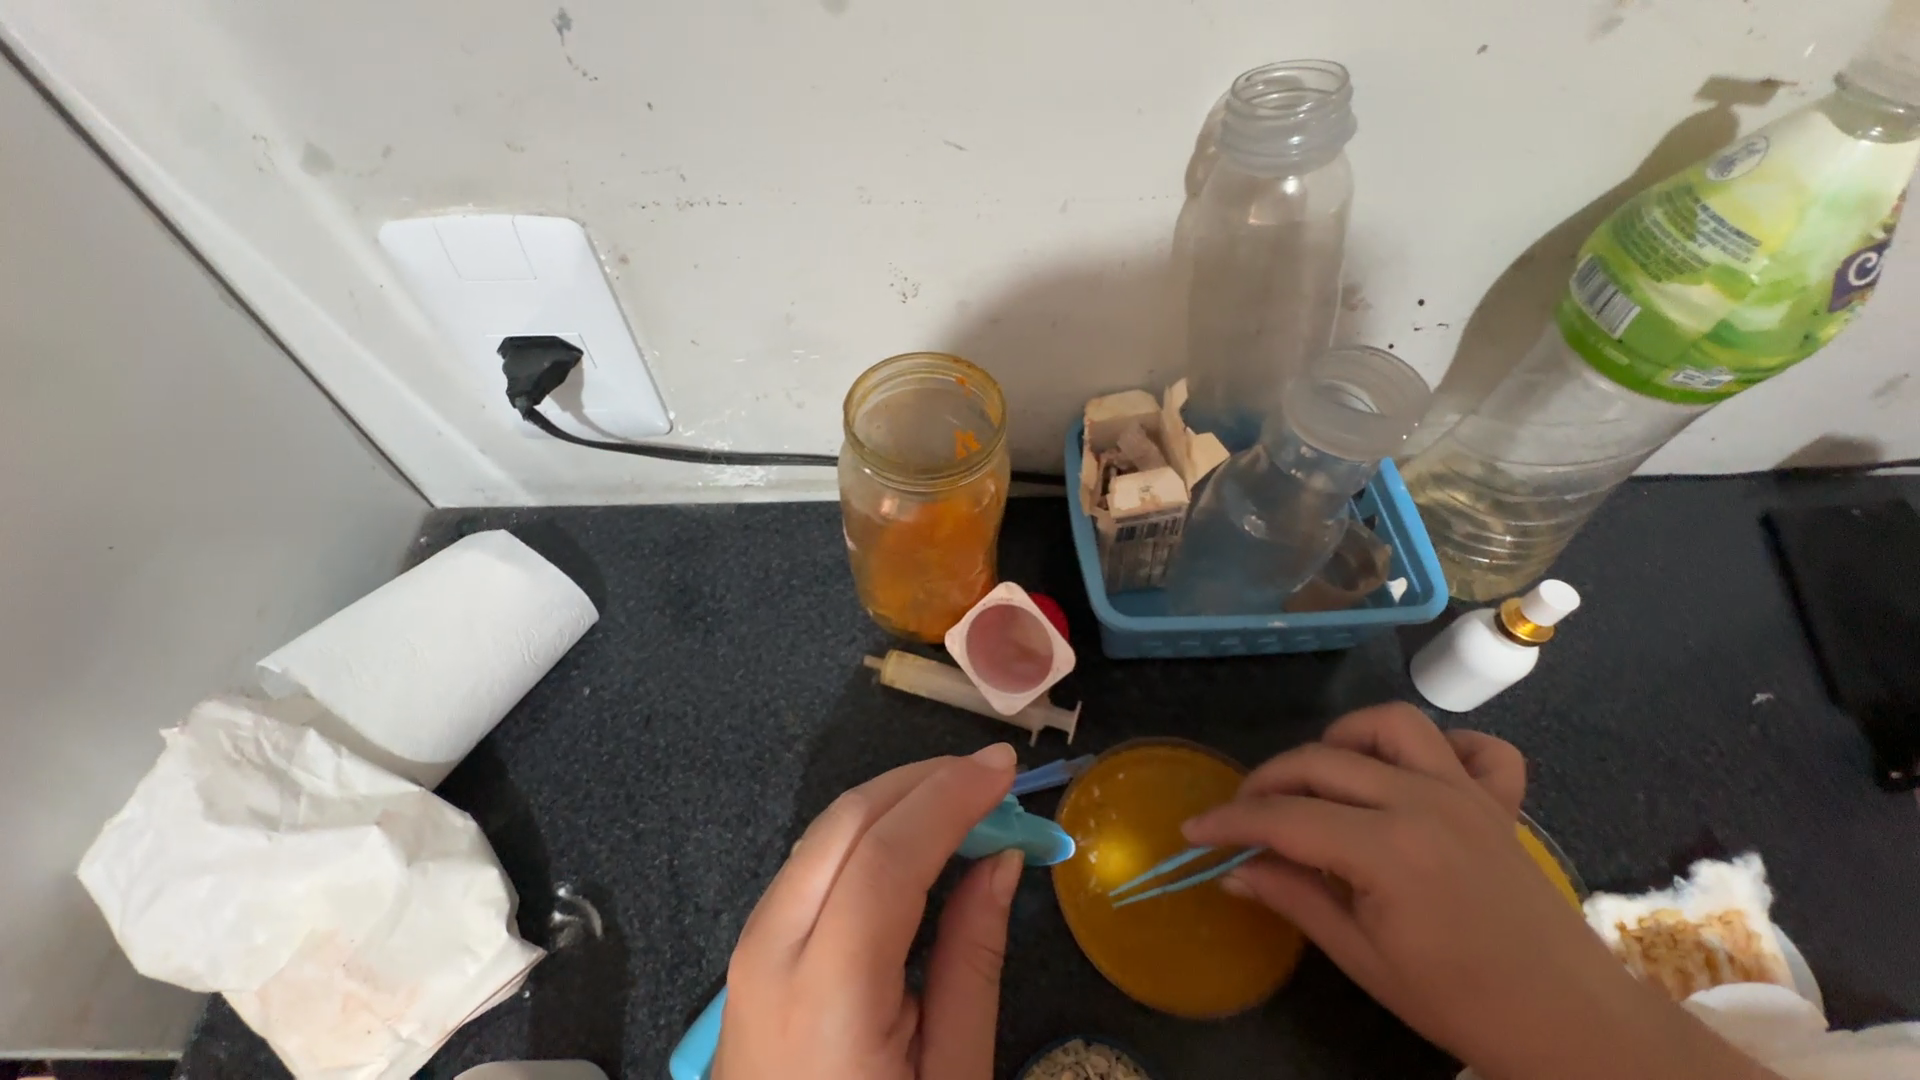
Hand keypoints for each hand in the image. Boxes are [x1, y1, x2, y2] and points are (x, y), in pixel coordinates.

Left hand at [714, 744, 1023, 1079]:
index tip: (1004, 768)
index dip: (948, 798)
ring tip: (964, 799)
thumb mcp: (951, 1076)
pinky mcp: (752, 950)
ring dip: (896, 798)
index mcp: (826, 993)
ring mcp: (751, 947)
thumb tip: (999, 859)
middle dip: (923, 781)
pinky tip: (914, 838)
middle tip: (991, 777)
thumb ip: (971, 957)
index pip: (886, 855)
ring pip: (825, 832)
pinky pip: (813, 862)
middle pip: (846, 823)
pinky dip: (869, 831)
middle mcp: (771, 950)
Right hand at [1184, 703, 1775, 1079]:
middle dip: (1267, 782)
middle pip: (1320, 761)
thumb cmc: (1459, 1002)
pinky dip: (1440, 748)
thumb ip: (1294, 899)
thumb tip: (1233, 871)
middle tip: (1244, 816)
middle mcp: (1424, 802)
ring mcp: (1467, 793)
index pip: (1286, 817)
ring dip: (1343, 739)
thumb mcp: (1362, 959)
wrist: (1572, 1025)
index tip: (1194, 830)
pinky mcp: (1499, 800)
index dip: (1230, 821)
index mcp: (1388, 850)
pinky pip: (1476, 747)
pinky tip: (1414, 776)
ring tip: (1322, 778)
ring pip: (1390, 724)